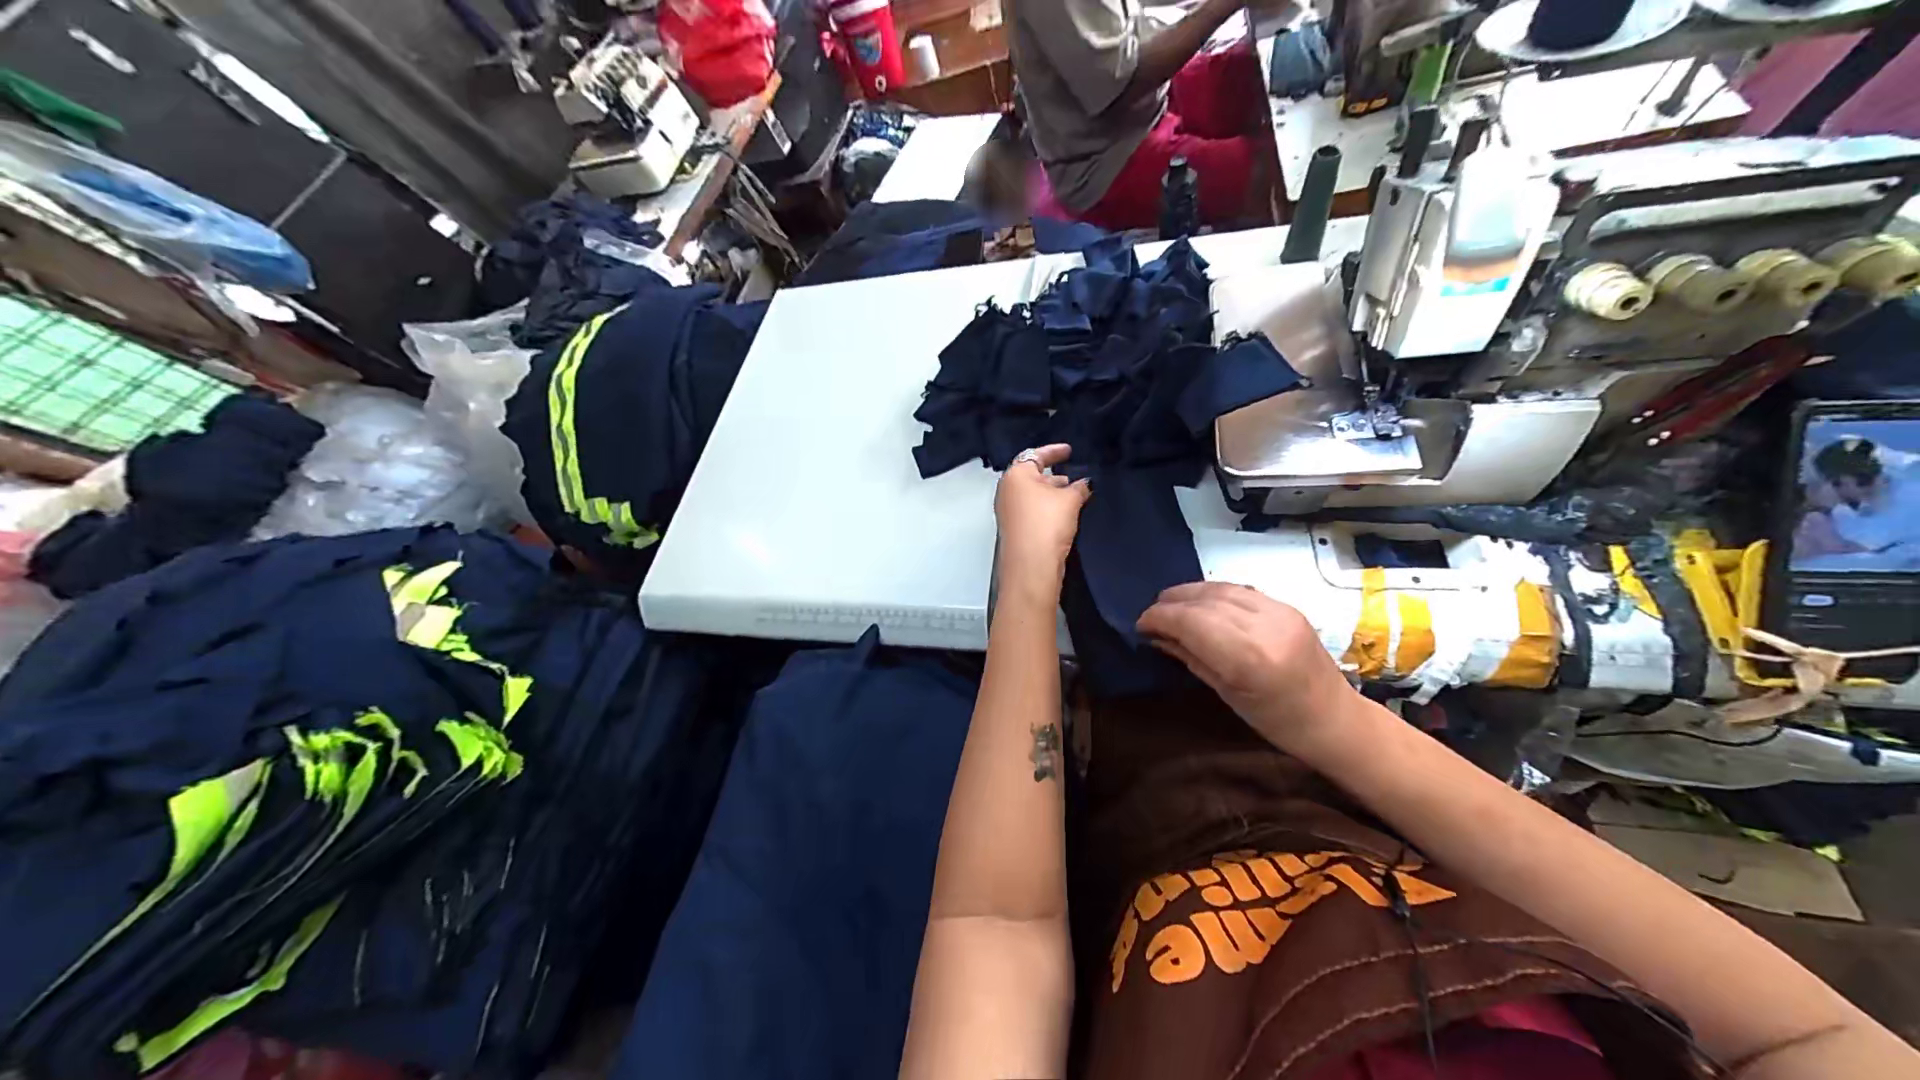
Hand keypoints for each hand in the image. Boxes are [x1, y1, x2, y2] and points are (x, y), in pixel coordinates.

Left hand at [995, 444, 1090, 597]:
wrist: (1031, 565)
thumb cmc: (1046, 525)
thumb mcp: (1070, 500)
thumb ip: (1080, 487)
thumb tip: (1085, 484)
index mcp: (1016, 475)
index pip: (1036, 455)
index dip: (1054, 451)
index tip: (1068, 451)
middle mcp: (1007, 490)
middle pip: (1032, 475)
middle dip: (1055, 476)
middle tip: (1075, 477)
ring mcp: (1008, 510)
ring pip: (1033, 494)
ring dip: (1053, 494)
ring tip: (1075, 496)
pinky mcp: (1014, 528)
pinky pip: (1032, 510)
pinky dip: (1047, 508)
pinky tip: (1065, 514)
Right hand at [1135, 582, 1356, 751]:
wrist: (1335, 719)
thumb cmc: (1278, 722)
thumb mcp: (1226, 694)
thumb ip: (1191, 657)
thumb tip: (1157, 636)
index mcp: (1248, 658)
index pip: (1190, 621)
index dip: (1159, 617)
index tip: (1140, 625)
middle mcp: (1264, 626)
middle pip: (1203, 601)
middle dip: (1170, 604)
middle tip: (1150, 616)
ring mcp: (1279, 611)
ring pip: (1220, 588)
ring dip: (1189, 594)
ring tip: (1169, 605)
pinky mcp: (1287, 605)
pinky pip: (1240, 590)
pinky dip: (1213, 593)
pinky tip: (1200, 603)